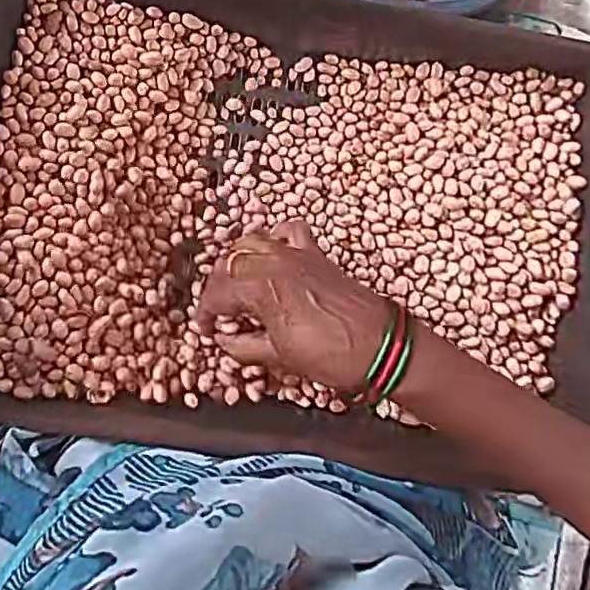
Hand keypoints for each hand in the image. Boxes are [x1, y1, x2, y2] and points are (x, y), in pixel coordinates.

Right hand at [194, 220, 395, 392]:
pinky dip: (275, 239)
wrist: (383, 347)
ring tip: (239, 288)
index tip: (207, 330)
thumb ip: (243, 347)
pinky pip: (287, 232)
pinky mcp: (314, 254)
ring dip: (238, 263)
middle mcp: (271, 261)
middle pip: (227, 267)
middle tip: (221, 316)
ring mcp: (294, 253)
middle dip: (218, 291)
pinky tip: (273, 256)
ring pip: (250, 243)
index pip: (215, 295)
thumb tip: (225, 343)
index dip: (206, 316)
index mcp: (257, 286)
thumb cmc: (333, 354)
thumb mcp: (279, 356)